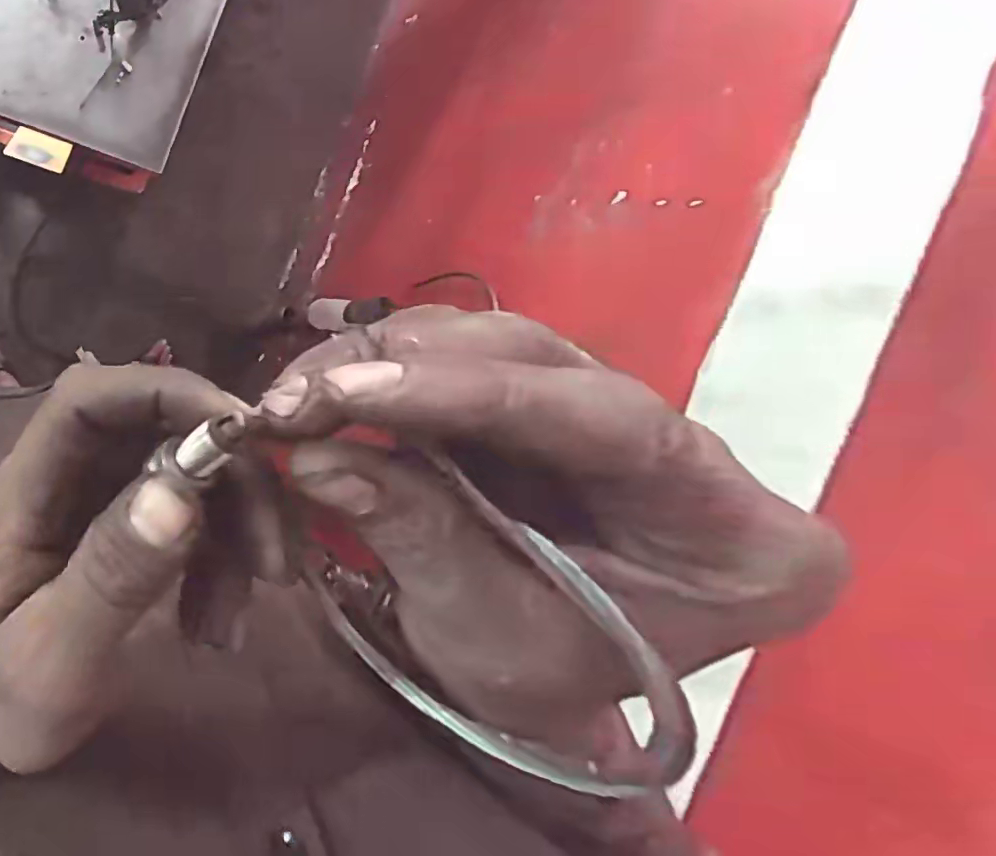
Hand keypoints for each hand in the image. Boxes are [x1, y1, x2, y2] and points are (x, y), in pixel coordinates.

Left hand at [0, 363, 256, 772]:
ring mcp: (98, 494)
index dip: (160, 391)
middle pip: (153, 424)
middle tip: (272, 555)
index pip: (83, 399)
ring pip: (186, 466)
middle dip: (227, 475)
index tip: (241, 432)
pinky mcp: (128, 522)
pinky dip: (223, 556)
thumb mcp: (53, 656)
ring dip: (233, 527)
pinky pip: (194, 510)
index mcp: (22, 489)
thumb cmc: (3, 694)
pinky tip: (217, 624)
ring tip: (233, 619)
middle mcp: (63, 474)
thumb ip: (109, 575)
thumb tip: (178, 491)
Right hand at [258, 306, 848, 741]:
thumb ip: (410, 532)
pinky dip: (371, 366)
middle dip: (399, 367)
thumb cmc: (521, 679)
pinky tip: (320, 388)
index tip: (345, 389)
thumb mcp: (474, 627)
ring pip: (480, 340)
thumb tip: (314, 458)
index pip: (602, 421)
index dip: (461, 392)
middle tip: (295, 395)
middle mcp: (672, 445)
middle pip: (530, 357)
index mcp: (725, 530)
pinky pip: (444, 353)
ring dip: (373, 358)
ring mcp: (592, 408)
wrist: (513, 680)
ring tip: (294, 395)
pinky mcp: (521, 397)